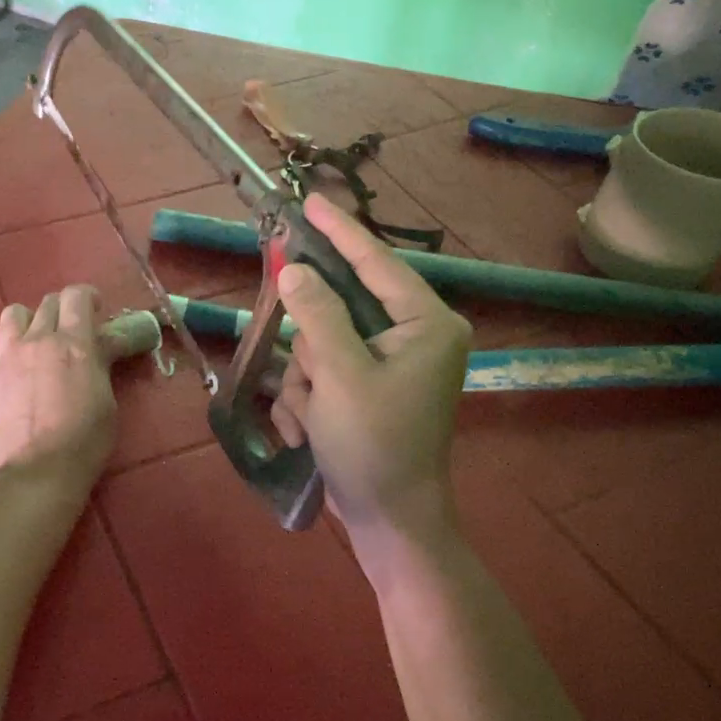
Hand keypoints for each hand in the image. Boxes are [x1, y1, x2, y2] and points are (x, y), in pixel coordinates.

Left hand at [0, 284, 118, 486]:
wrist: (40, 469)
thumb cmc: (86, 439)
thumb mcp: (107, 399)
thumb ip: (103, 363)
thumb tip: (107, 343)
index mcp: (74, 342)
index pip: (76, 296)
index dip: (88, 296)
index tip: (96, 310)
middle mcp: (39, 339)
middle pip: (48, 302)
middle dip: (64, 310)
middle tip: (73, 330)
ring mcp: (9, 356)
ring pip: (14, 314)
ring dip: (29, 320)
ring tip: (38, 339)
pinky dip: (0, 348)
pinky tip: (11, 363)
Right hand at [269, 195, 471, 571]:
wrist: (389, 520)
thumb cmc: (375, 445)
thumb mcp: (342, 376)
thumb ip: (318, 316)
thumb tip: (294, 270)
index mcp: (427, 324)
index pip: (377, 263)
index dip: (339, 231)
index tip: (309, 200)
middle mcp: (413, 336)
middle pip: (338, 309)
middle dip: (313, 351)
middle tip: (314, 382)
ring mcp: (389, 365)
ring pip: (320, 343)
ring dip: (307, 382)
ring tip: (316, 421)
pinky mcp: (368, 388)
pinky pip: (322, 372)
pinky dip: (309, 400)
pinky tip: (311, 432)